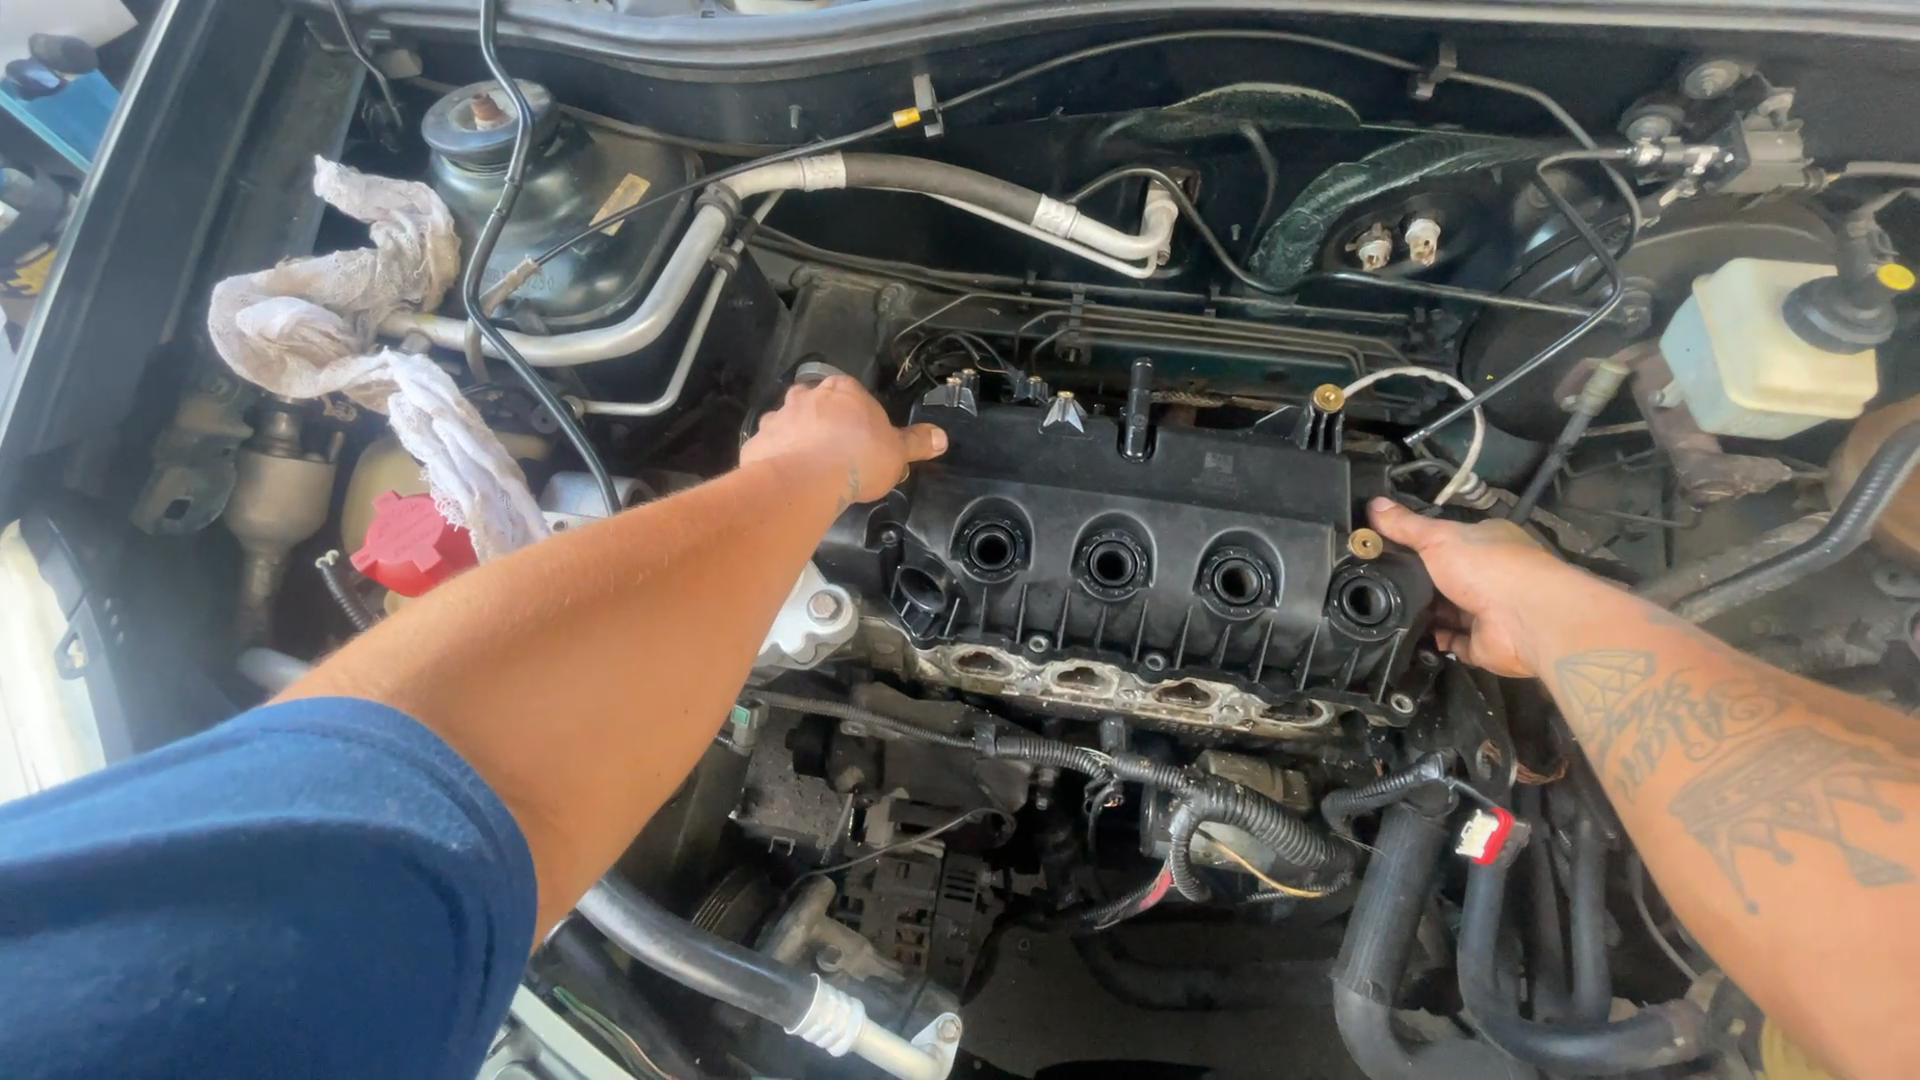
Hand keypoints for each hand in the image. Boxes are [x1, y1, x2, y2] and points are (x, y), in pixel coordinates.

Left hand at [740, 375, 947, 503]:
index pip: (853, 395)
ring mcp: (779, 416)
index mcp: (844, 390)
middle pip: (818, 405)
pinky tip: (790, 479)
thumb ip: (917, 443)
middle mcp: (808, 395)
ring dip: (799, 439)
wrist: (805, 480)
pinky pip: (771, 447)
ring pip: (791, 424)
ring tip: (811, 469)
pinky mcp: (758, 440)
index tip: (864, 442)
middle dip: (825, 424)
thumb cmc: (859, 458)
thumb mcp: (898, 452)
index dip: (859, 418)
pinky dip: (778, 459)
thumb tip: (942, 437)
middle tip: (837, 454)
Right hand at [1367, 497, 1597, 678]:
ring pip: (1443, 610)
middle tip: (1375, 579)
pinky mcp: (1480, 643)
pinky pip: (1447, 641)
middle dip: (1414, 580)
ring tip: (1381, 606)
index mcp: (1486, 543)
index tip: (1386, 546)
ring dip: (1419, 610)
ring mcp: (1485, 611)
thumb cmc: (1488, 566)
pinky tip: (1404, 632)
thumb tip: (1373, 504)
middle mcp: (1489, 575)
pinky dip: (1429, 638)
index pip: (1448, 540)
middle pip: (1442, 577)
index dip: (1418, 542)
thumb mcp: (1438, 537)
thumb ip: (1405, 525)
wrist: (1526, 618)